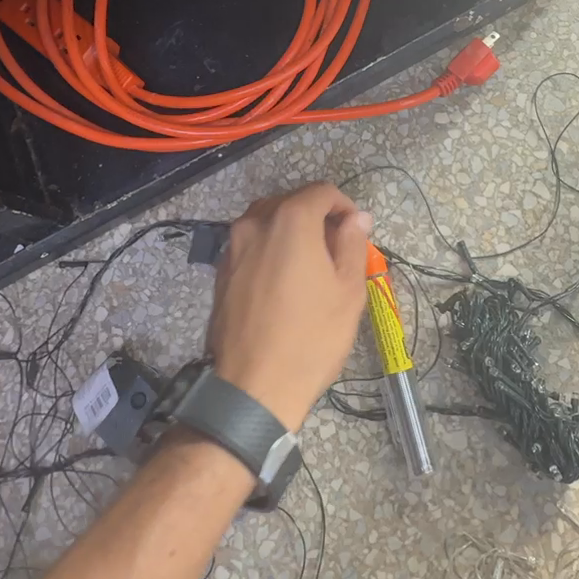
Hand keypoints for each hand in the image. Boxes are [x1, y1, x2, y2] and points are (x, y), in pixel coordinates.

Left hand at [206, 183, 369, 430]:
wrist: (253, 387)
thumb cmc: (311, 337)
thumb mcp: (347, 291)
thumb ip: (353, 244)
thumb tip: (358, 217)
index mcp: (290, 220)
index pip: (322, 191)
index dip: (344, 206)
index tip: (356, 233)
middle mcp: (256, 222)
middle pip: (292, 201)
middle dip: (318, 217)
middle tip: (336, 251)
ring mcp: (232, 246)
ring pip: (268, 221)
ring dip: (292, 231)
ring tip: (309, 266)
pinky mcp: (221, 270)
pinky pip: (252, 244)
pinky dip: (270, 249)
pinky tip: (282, 282)